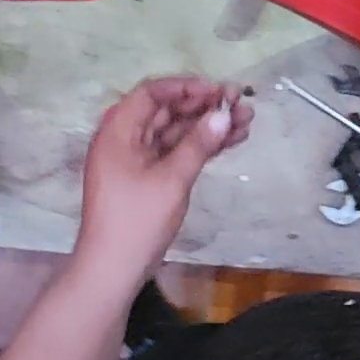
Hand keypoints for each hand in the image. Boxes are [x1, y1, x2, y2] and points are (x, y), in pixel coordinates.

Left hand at [75, 76, 253, 282]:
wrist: (113, 271)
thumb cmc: (136, 221)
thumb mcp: (171, 180)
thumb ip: (198, 144)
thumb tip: (223, 114)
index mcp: (118, 132)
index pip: (152, 94)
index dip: (185, 87)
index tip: (218, 91)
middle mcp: (125, 140)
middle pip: (167, 111)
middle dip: (204, 106)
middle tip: (240, 103)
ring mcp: (137, 160)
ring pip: (176, 132)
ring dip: (208, 127)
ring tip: (247, 121)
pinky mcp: (149, 179)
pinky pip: (176, 152)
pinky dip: (201, 147)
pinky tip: (232, 141)